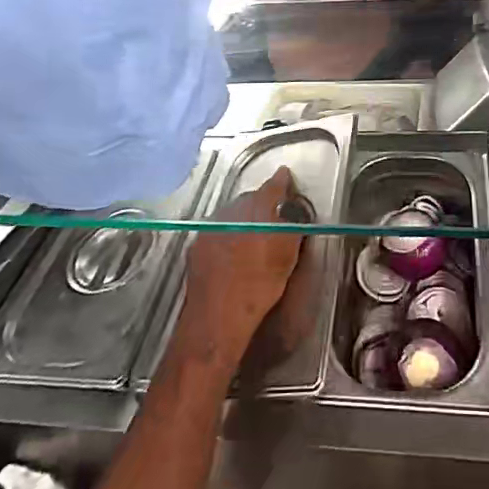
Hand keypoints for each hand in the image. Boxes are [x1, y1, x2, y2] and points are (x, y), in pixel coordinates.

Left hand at [179, 167, 304, 368]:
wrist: (219, 314)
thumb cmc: (260, 284)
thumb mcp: (288, 256)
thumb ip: (292, 230)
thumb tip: (293, 219)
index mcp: (257, 211)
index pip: (272, 187)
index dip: (281, 181)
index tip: (285, 174)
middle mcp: (230, 213)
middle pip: (249, 199)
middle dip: (261, 203)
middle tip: (274, 215)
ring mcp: (209, 228)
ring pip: (230, 215)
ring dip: (243, 220)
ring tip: (254, 238)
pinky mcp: (196, 246)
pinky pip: (216, 231)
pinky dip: (227, 235)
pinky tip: (234, 253)